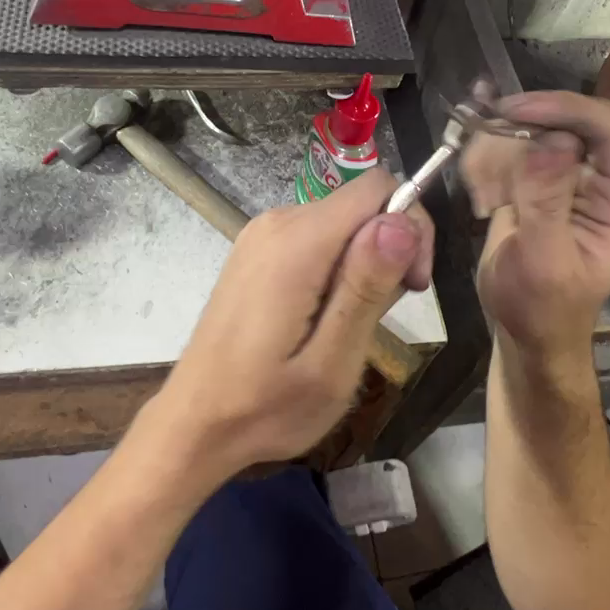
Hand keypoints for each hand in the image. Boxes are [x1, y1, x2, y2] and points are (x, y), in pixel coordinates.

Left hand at [152, 169, 432, 475]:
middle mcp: (278, 222)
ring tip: (349, 327)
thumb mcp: (331, 365)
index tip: (413, 286)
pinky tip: (324, 317)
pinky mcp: (258, 248)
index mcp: (297, 244)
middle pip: (361, 203)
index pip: (377, 188)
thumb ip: (366, 289)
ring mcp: (263, 233)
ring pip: (343, 220)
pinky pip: (318, 236)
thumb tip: (400, 222)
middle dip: (390, 250)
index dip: (410, 228)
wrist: (196, 422)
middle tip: (381, 318)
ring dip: (365, 264)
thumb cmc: (265, 408)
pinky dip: (337, 267)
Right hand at [459, 91, 609, 353]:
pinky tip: (484, 201)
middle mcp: (600, 178)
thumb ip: (549, 200)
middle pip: (570, 118)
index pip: (608, 128)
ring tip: (485, 196)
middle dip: (524, 124)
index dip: (566, 109)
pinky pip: (513, 149)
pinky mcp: (538, 181)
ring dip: (500, 149)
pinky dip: (489, 164)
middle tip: (484, 136)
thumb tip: (556, 140)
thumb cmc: (543, 307)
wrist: (525, 332)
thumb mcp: (544, 259)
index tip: (517, 112)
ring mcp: (568, 177)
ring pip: (536, 129)